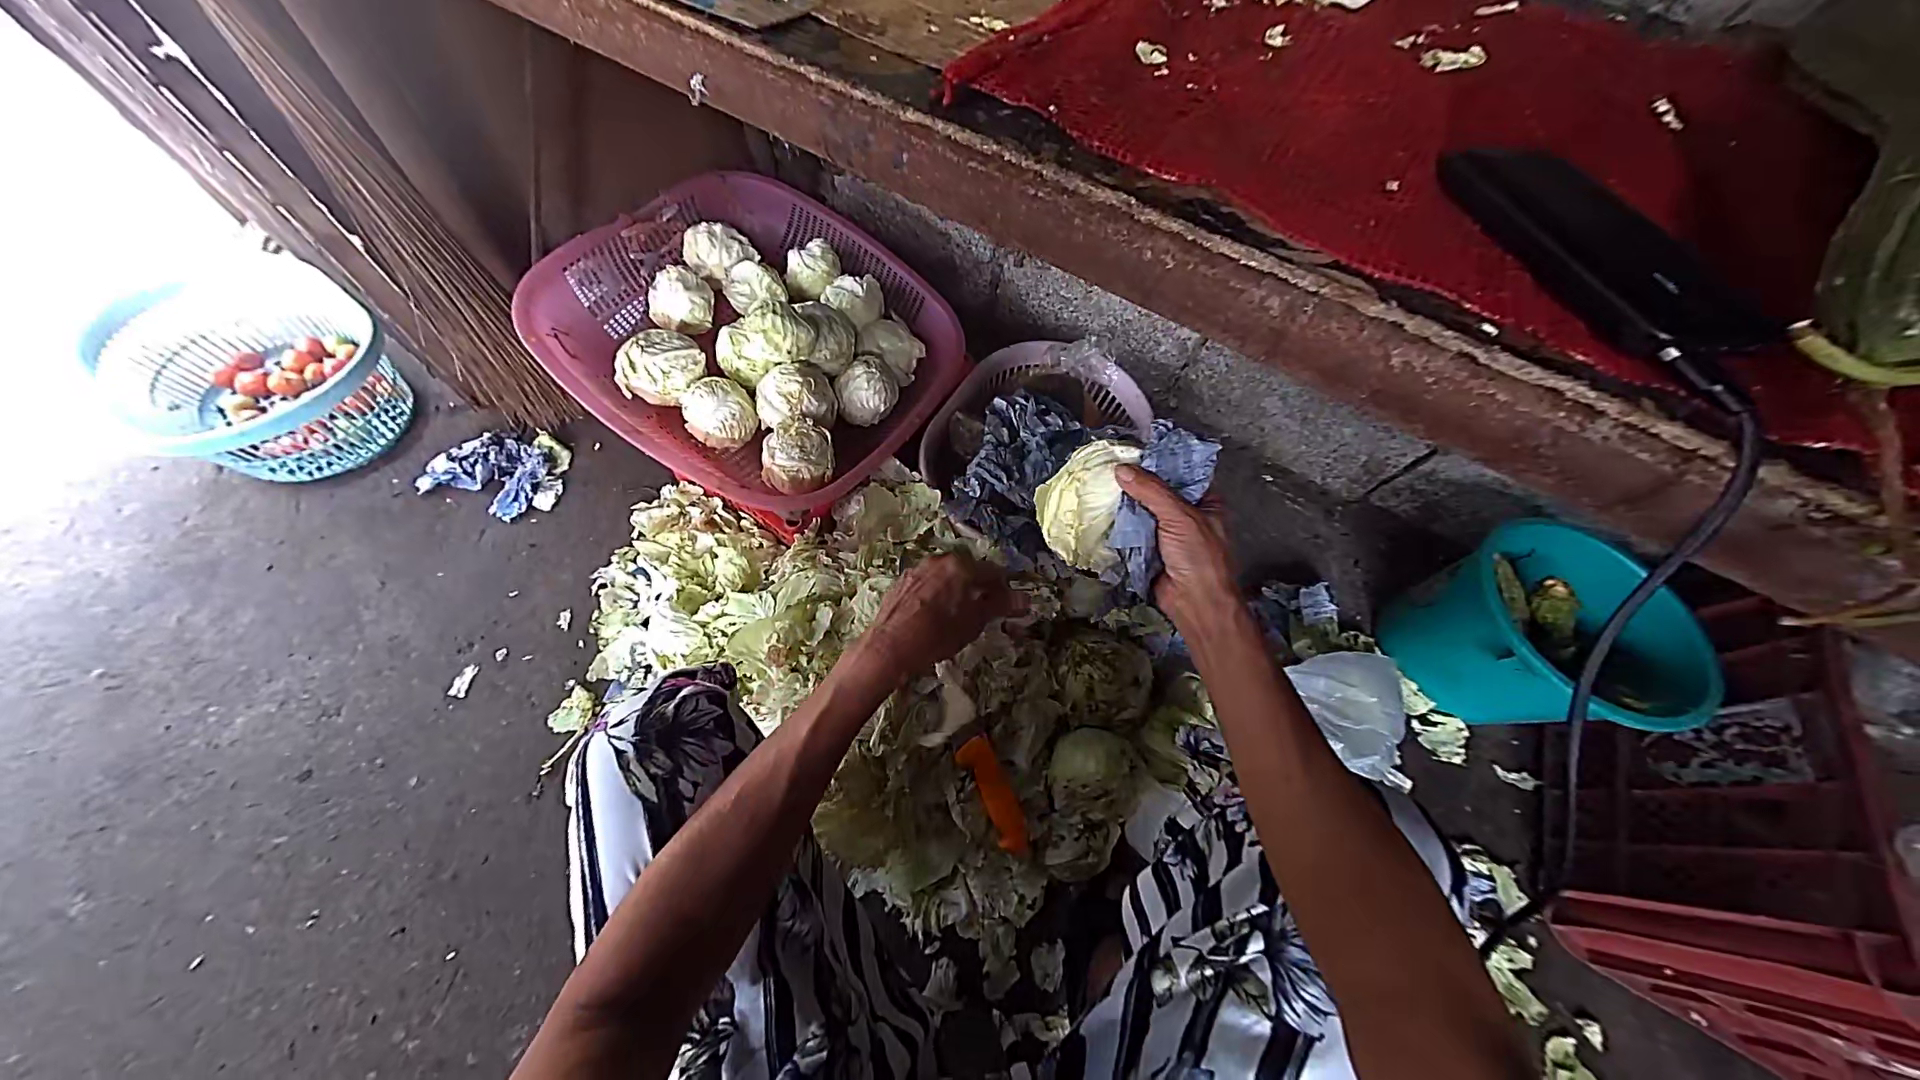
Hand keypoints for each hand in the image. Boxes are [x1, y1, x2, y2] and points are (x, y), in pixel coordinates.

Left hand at [852, 553, 1022, 680]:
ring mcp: (917, 570)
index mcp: (961, 566)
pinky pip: (927, 584)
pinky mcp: (901, 582)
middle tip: (984, 611)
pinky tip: (934, 615)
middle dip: (979, 588)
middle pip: (968, 570)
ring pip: (945, 576)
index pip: (993, 572)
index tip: (1008, 605)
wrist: (889, 648)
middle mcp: (939, 561)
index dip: (1005, 589)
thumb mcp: (974, 622)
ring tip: (958, 614)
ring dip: (956, 590)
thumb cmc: (937, 635)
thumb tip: (1024, 599)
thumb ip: (999, 606)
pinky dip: (936, 594)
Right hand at [1116, 465, 1237, 627]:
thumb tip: (1123, 470)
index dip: (1159, 462)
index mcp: (1205, 502)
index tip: (1135, 451)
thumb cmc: (1200, 559)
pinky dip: (1120, 525)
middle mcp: (1187, 515)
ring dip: (1126, 504)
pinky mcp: (1150, 550)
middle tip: (1113, 467)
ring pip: (1143, 512)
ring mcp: (1167, 533)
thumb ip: (1151, 491)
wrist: (1194, 602)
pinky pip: (1132, 532)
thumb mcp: (1179, 516)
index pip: (1181, 473)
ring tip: (1104, 485)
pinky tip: (1105, 512)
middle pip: (1158, 492)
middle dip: (1137, 483)